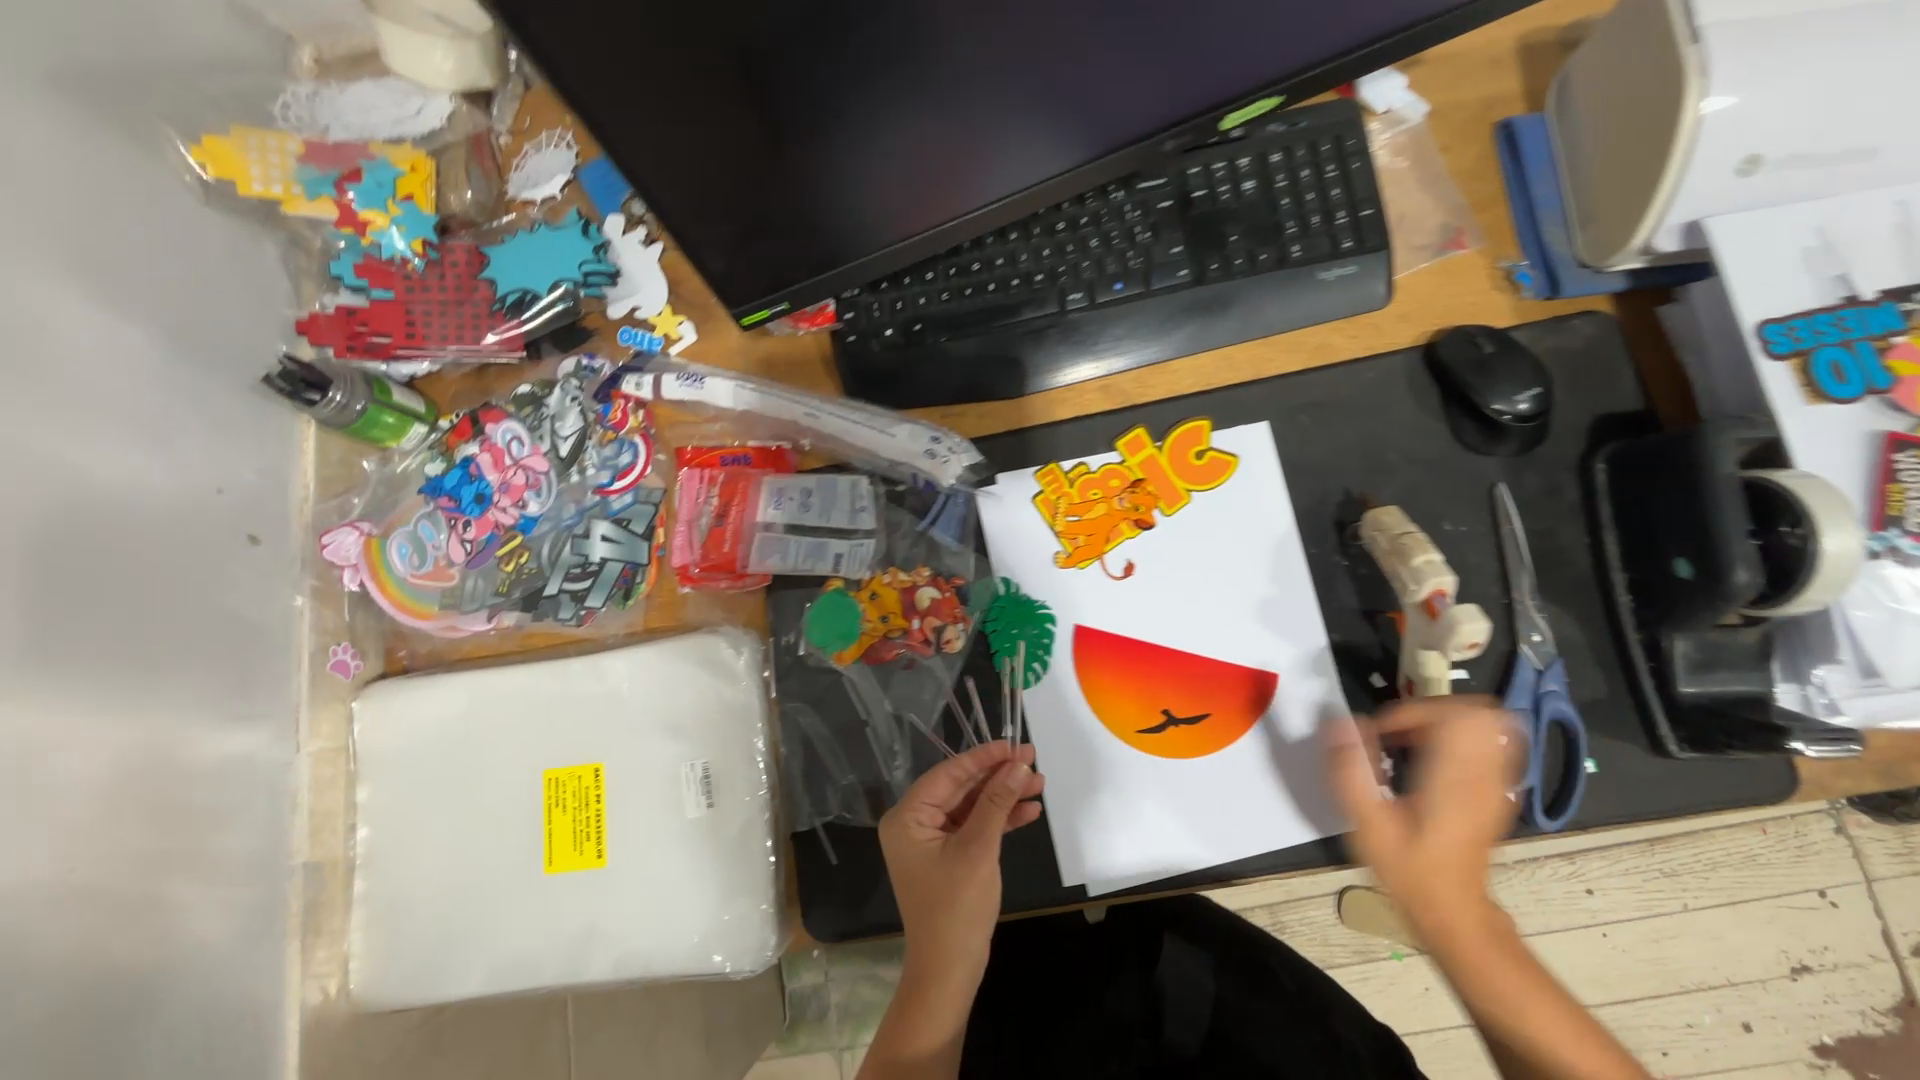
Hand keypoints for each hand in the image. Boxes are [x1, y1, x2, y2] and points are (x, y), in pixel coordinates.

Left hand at [878, 740, 1044, 987]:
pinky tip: (1029, 811)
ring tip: (1039, 784)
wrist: (949, 968)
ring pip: (971, 806)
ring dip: (1004, 796)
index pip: (947, 774)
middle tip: (1033, 759)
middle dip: (998, 776)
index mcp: (907, 817)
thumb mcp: (979, 849)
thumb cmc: (956, 906)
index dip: (982, 757)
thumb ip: (997, 802)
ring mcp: (932, 842)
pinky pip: (975, 827)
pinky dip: (1000, 820)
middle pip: (960, 788)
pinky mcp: (949, 857)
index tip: (1014, 744)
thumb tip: (1018, 764)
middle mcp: (915, 824)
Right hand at [1326, 698, 1524, 938]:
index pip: (1454, 715)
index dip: (1412, 711)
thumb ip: (1351, 772)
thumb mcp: (1369, 825)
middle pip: (1478, 712)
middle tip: (1399, 730)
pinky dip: (1460, 736)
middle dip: (1433, 709)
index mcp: (1454, 779)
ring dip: (1447, 720)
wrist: (1453, 910)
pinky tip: (1431, 756)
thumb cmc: (1409, 870)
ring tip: (1412, 740)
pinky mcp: (1497, 791)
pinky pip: (1491, 744)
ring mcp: (1497, 783)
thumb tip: (1339, 724)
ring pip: (1489, 724)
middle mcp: (1483, 775)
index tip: (1382, 733)